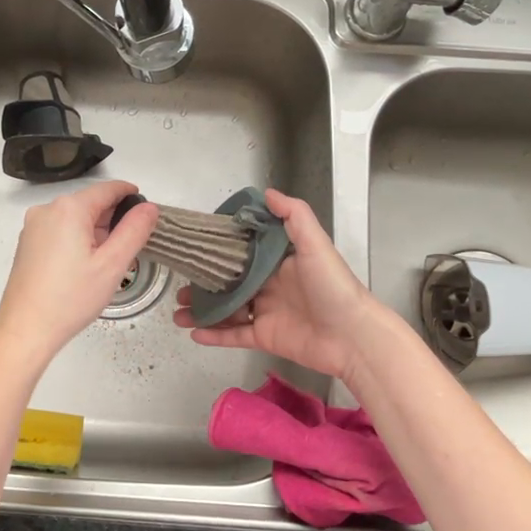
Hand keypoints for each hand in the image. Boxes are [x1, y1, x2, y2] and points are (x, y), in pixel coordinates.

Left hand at [0, 181, 158, 364]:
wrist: (25, 330)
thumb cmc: (69, 299)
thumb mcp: (113, 264)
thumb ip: (135, 230)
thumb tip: (149, 208)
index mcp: (68, 209)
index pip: (108, 189)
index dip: (130, 196)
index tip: (146, 211)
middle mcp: (47, 210)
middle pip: (91, 203)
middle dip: (113, 220)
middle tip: (130, 248)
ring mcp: (33, 228)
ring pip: (75, 219)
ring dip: (96, 233)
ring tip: (108, 264)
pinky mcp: (28, 245)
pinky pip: (60, 232)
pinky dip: (78, 241)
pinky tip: (85, 268)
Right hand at [172, 189, 396, 381]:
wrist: (353, 336)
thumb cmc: (334, 287)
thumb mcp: (316, 244)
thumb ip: (293, 216)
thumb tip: (267, 192)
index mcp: (280, 262)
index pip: (244, 253)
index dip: (221, 250)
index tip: (196, 246)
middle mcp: (271, 286)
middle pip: (230, 283)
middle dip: (204, 284)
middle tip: (179, 283)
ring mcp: (266, 313)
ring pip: (227, 311)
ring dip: (203, 311)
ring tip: (177, 312)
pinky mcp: (265, 338)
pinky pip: (234, 336)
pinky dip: (214, 335)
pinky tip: (193, 332)